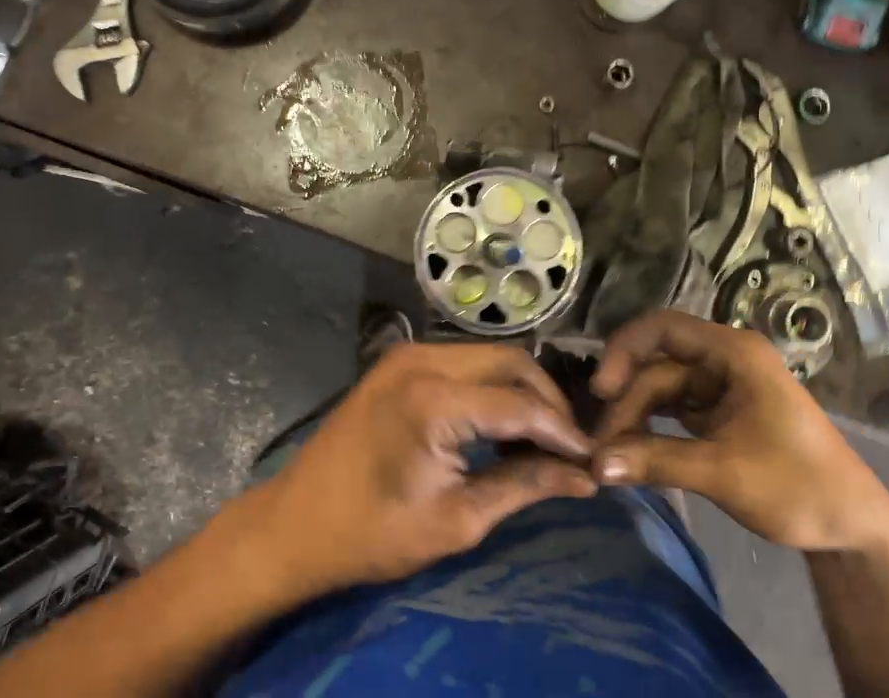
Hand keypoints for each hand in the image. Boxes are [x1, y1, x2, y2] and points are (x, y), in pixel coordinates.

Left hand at [250, 343, 595, 593]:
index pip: (522, 406)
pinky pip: (465, 363)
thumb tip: (585, 478)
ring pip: (491, 358)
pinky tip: (500, 427)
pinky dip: (492, 388)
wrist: (293, 526)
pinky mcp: (400, 362)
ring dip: (521, 392)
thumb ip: (524, 486)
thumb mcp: (457, 520)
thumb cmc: (371, 534)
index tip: (594, 458)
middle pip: (512, 363)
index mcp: (434, 400)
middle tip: (567, 447)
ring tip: (538, 442)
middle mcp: (424, 360)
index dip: (563, 432)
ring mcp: (409, 354)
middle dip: (547, 403)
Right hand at [591, 310, 888, 551]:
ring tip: (607, 456)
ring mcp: (722, 390)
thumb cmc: (798, 486)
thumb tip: (594, 463)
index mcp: (735, 354)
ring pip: (662, 391)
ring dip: (635, 419)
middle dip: (626, 401)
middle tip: (598, 448)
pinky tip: (630, 456)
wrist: (851, 524)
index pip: (664, 328)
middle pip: (658, 366)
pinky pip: (673, 414)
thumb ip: (657, 461)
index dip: (624, 351)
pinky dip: (651, 433)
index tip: (600, 391)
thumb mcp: (724, 473)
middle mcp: (725, 362)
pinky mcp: (719, 417)